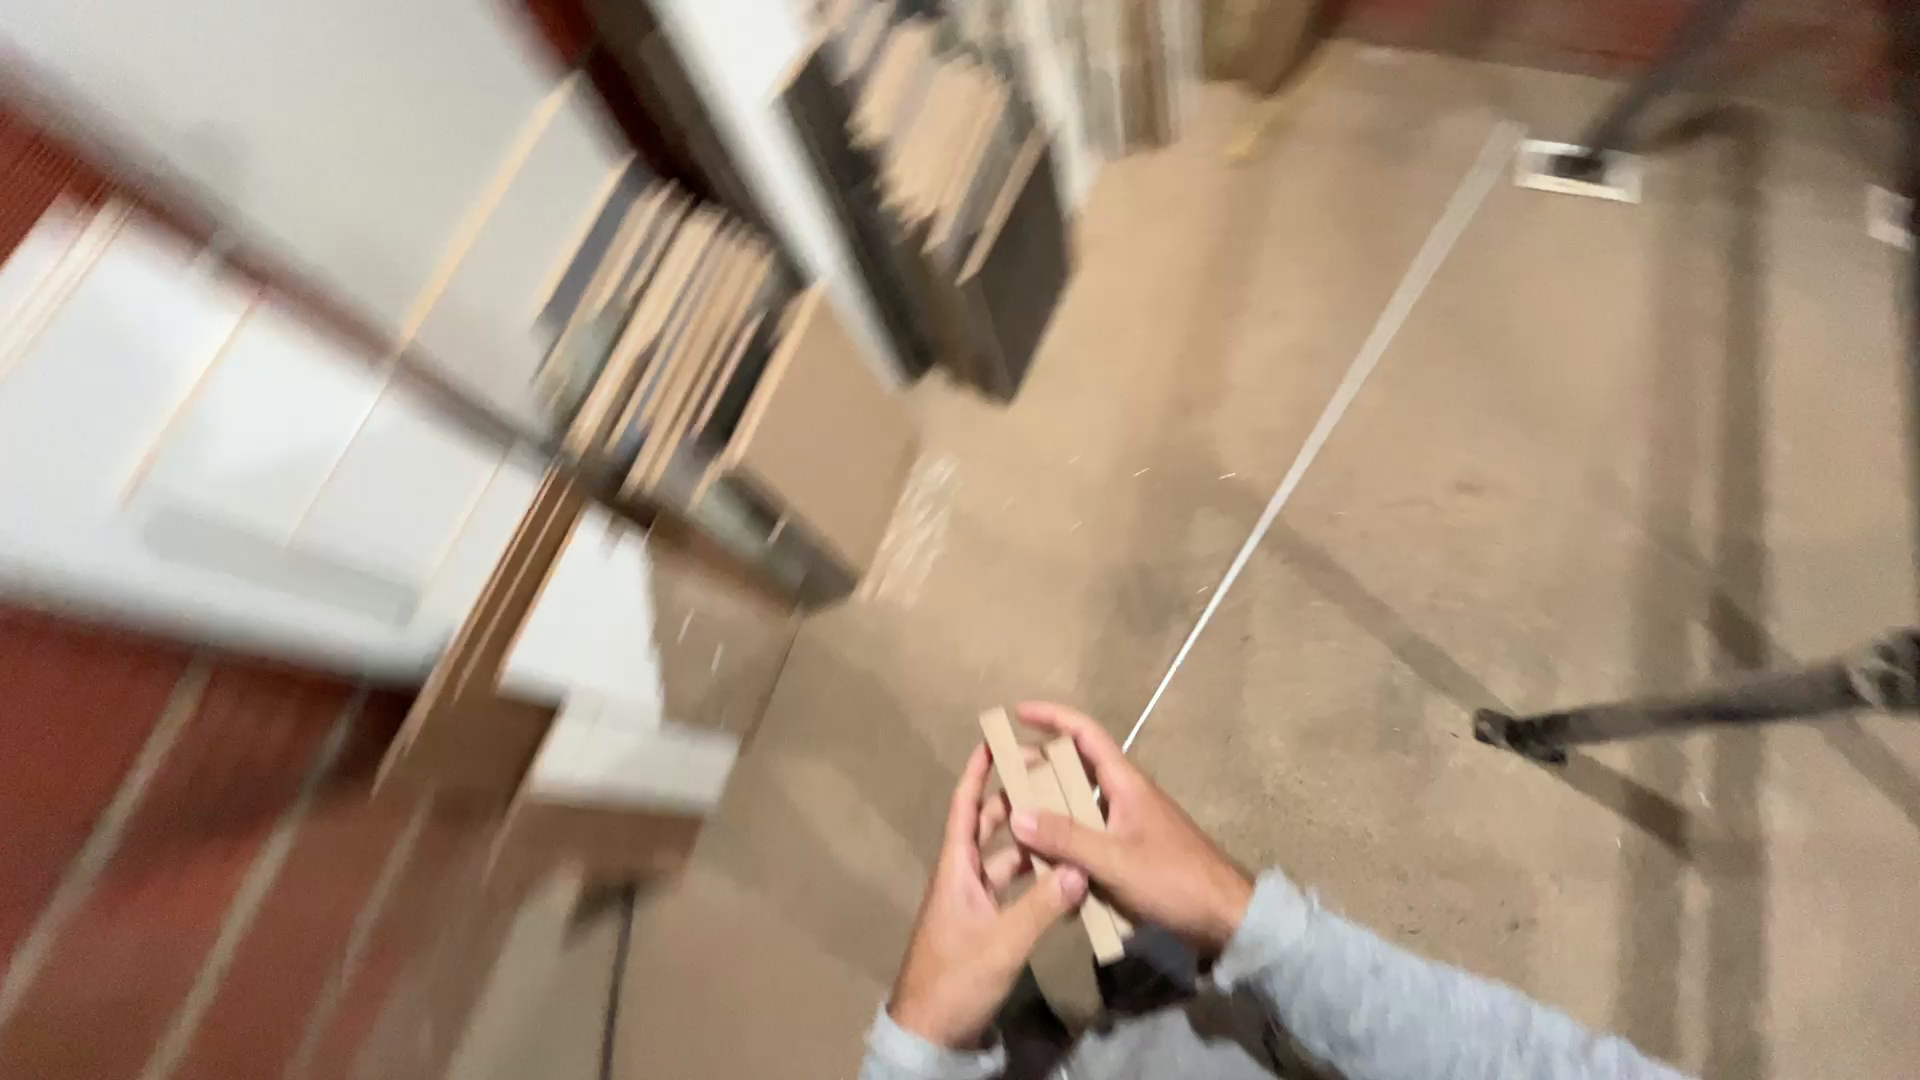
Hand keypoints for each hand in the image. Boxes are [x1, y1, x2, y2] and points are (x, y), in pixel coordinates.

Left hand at [887, 744, 1089, 1048]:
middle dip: (1012, 800)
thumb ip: (1041, 906)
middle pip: (987, 826)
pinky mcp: (984, 923)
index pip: (965, 806)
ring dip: (1028, 840)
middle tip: (1047, 778)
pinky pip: (1011, 887)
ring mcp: (973, 901)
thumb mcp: (1001, 942)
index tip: (993, 739)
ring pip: (1003, 857)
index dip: (977, 772)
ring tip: (1063, 821)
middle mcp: (963, 875)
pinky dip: (1032, 877)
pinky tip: (1060, 876)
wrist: (930, 1033)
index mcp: (956, 867)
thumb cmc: (955, 977)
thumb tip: (1079, 865)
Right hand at [1009, 702, 1253, 954]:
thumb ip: (1065, 838)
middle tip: (1004, 782)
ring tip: (1016, 825)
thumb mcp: (1114, 860)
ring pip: (1079, 806)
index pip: (1084, 733)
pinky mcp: (1131, 851)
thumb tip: (1016, 813)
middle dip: (1038, 771)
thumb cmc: (1174, 879)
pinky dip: (1066, 844)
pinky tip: (1047, 866)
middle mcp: (1124, 794)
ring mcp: (1128, 823)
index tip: (1018, 713)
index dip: (1052, 717)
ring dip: (1049, 811)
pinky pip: (1089, 836)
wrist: (1226, 919)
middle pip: (1075, 769)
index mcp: (1124, 781)